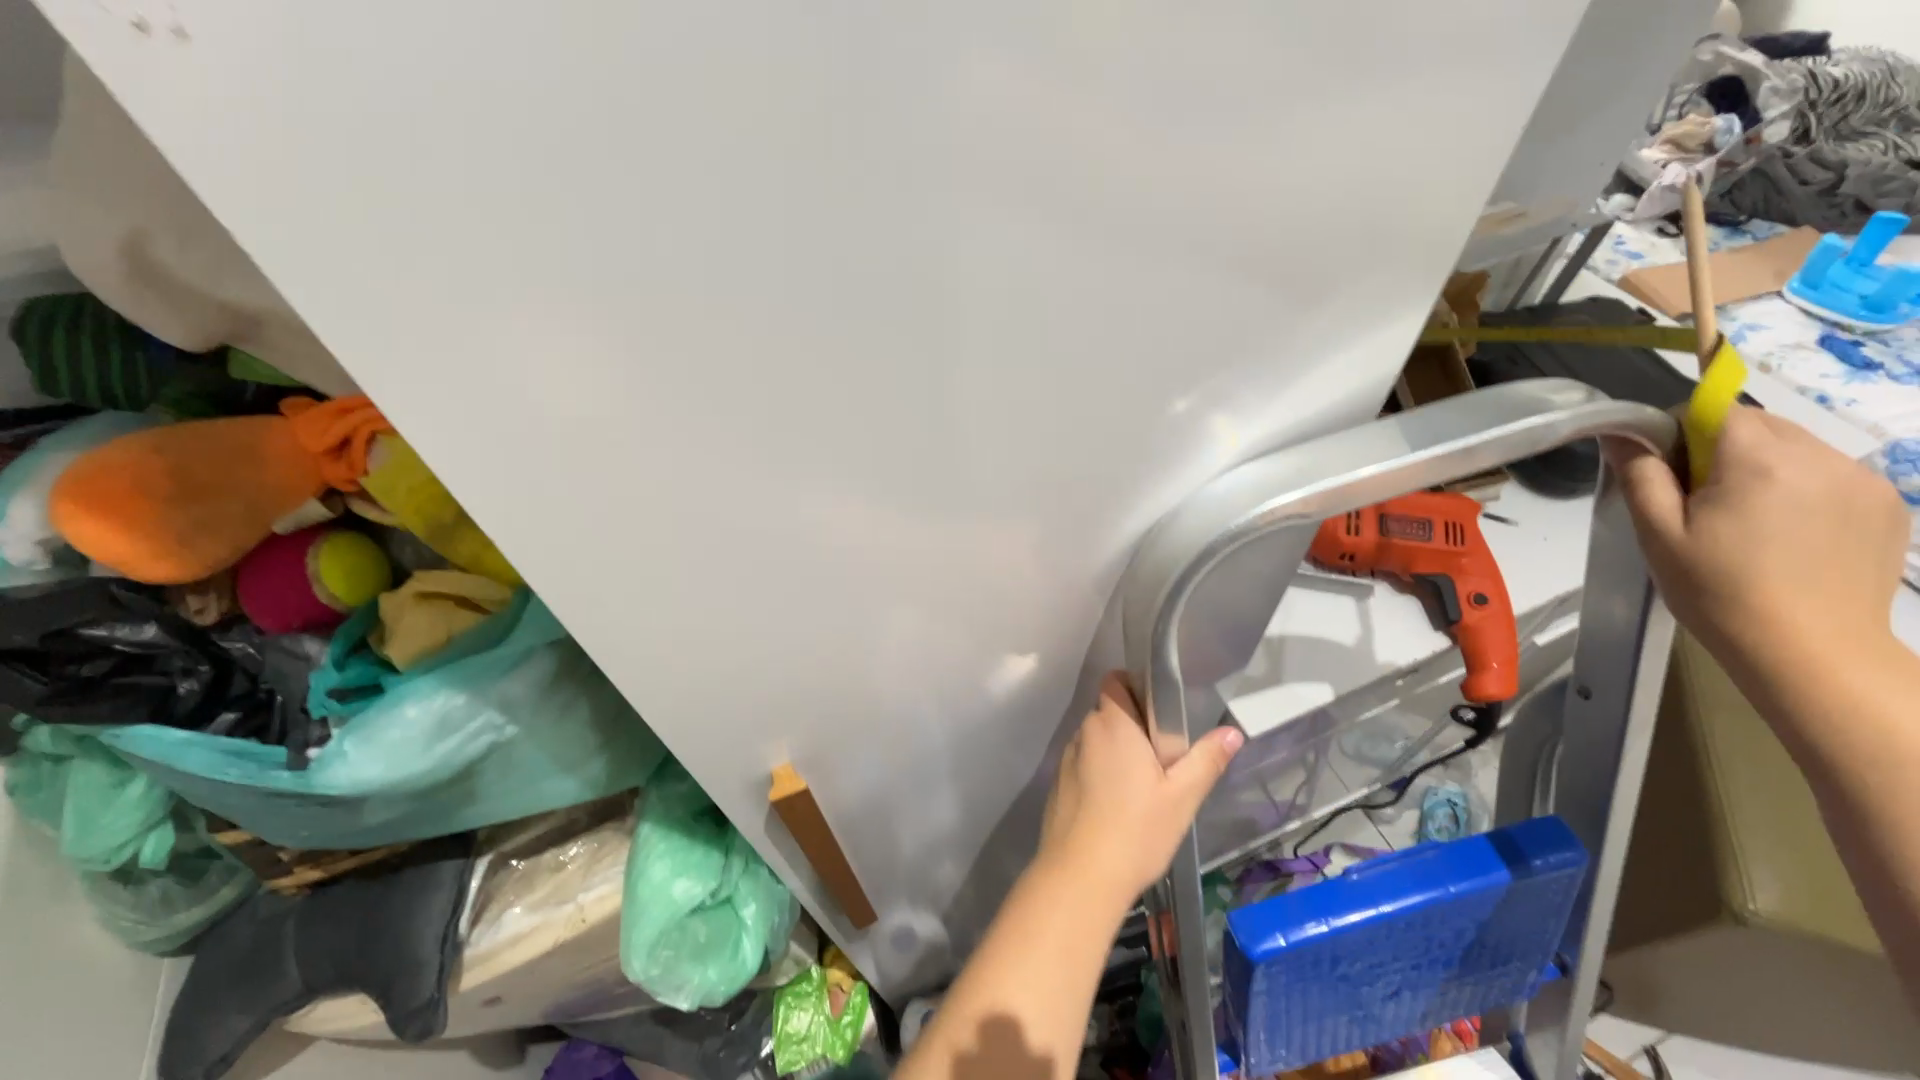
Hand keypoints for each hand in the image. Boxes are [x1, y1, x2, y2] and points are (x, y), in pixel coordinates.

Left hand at [1039, 672, 1244, 902]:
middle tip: (1163, 760)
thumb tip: (1232, 732)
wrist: (1079, 878)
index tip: (1160, 715)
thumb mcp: (1182, 797)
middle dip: (1133, 726)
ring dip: (1116, 753)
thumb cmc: (1136, 831)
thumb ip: (1206, 760)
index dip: (1135, 688)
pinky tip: (1118, 810)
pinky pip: (1083, 767)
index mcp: (1112, 724)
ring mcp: (1065, 760)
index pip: (1115, 681)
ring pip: (1095, 742)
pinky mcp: (1057, 787)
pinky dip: (1099, 777)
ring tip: (1143, 790)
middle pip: (1108, 712)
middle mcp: (1083, 733)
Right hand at [1606, 406, 1909, 685]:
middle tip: (1705, 506)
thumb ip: (1642, 474)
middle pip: (1759, 423)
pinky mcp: (1889, 504)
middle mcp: (1820, 455)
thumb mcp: (1660, 535)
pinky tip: (1793, 537)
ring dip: (1766, 468)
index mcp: (1758, 459)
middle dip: (1724, 449)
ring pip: (1797, 447)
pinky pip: (1832, 475)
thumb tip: (1622, 431)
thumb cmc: (1719, 593)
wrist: (1812, 652)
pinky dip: (1805, 490)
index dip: (1683, 432)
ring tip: (1753, 526)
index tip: (1670, 475)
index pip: (1715, 407)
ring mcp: (1864, 479)